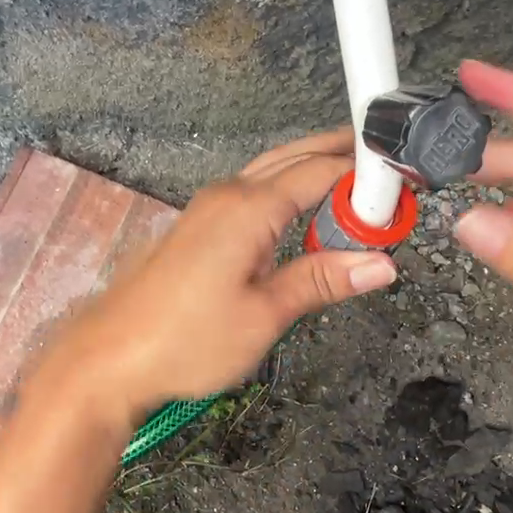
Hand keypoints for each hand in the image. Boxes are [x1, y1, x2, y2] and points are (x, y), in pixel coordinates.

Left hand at [27, 131, 398, 432]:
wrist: (110, 357)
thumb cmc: (182, 341)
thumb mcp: (265, 315)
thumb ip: (321, 280)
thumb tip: (379, 264)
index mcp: (247, 209)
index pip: (320, 171)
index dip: (364, 174)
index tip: (402, 183)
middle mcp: (226, 196)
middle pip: (294, 157)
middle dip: (340, 155)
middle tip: (384, 165)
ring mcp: (207, 209)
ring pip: (270, 172)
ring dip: (312, 172)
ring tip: (353, 188)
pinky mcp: (198, 227)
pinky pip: (251, 193)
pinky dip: (285, 192)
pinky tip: (301, 217)